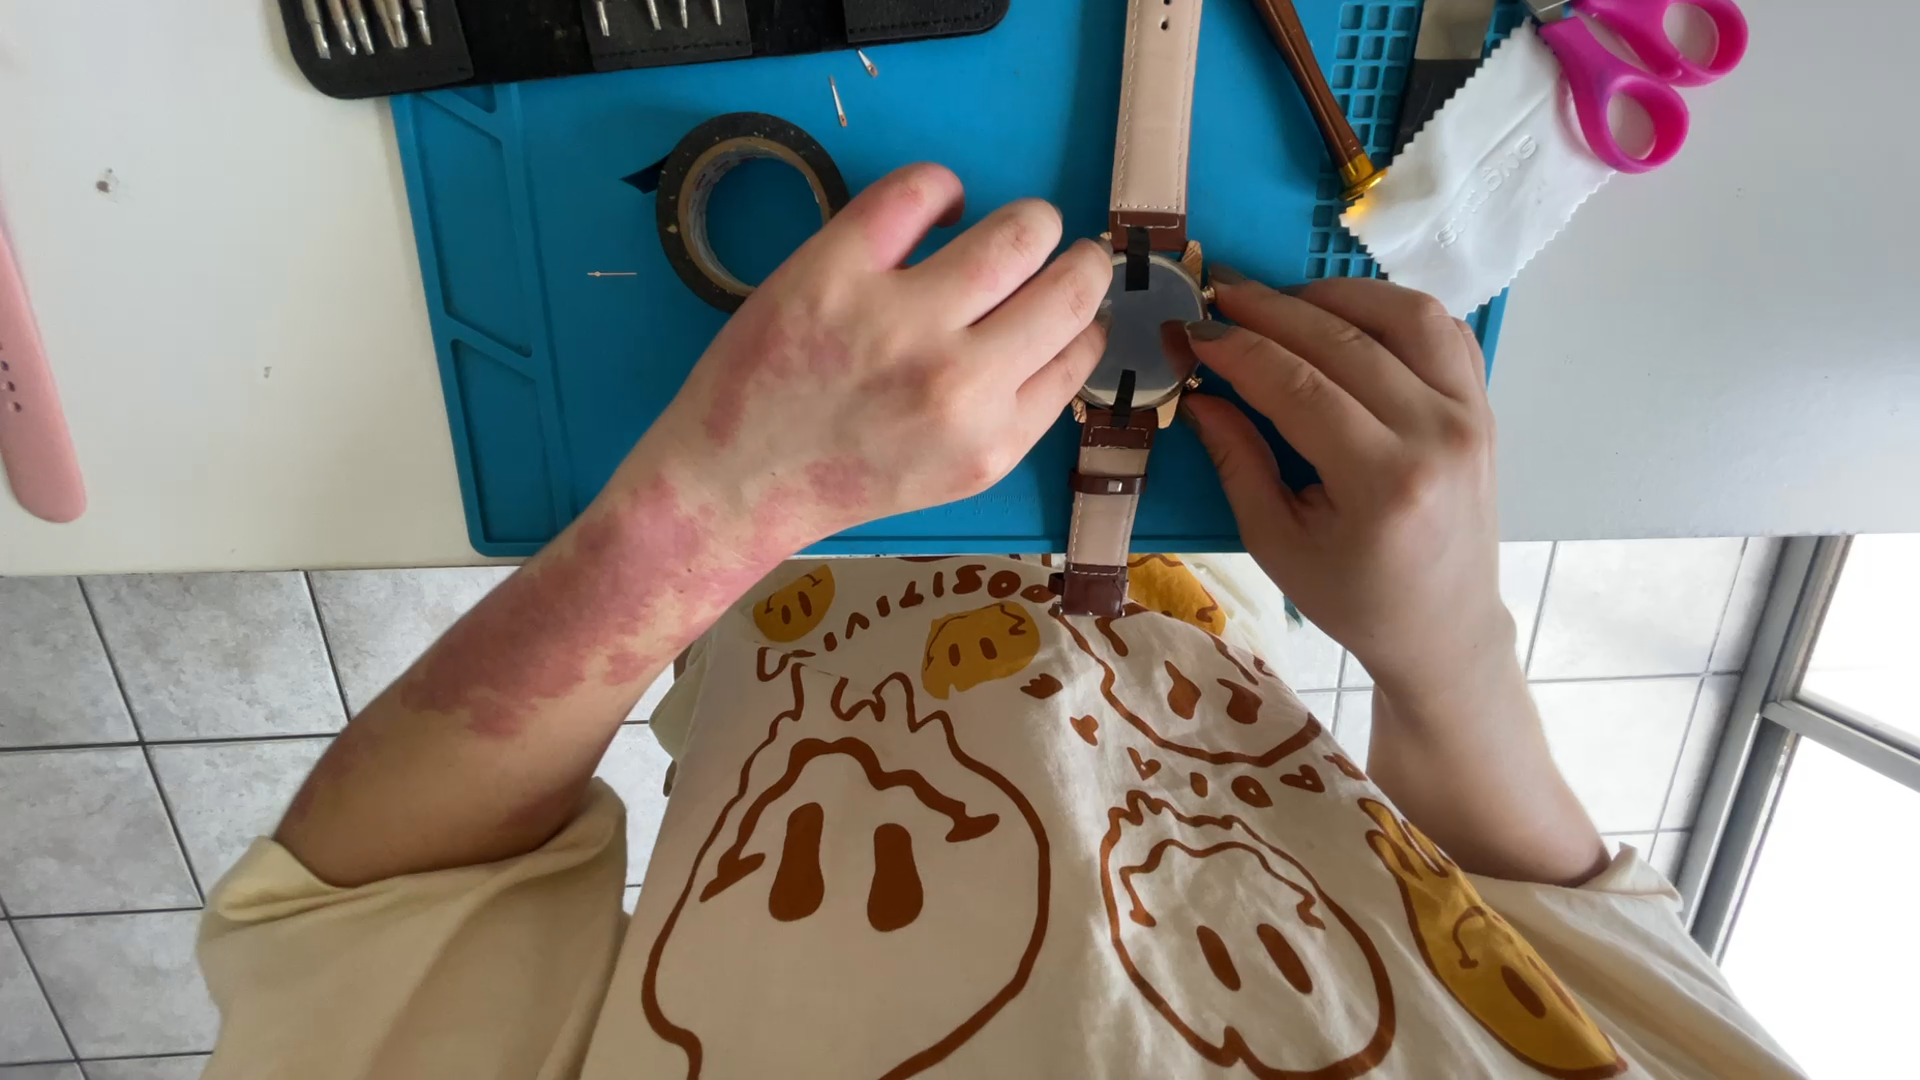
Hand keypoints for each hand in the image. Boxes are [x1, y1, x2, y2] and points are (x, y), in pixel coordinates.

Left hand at [641, 163, 1110, 552]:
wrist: (742, 482)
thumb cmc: (851, 478)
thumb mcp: (958, 472)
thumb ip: (1022, 411)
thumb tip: (1073, 330)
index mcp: (994, 436)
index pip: (1082, 347)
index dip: (1086, 316)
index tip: (1069, 305)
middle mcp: (960, 380)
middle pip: (1072, 284)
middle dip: (1079, 261)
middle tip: (1052, 258)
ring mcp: (898, 320)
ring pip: (1019, 229)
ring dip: (1030, 223)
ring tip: (1001, 237)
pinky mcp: (835, 270)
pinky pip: (922, 187)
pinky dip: (942, 189)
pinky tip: (936, 212)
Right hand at [1180, 274, 1508, 704]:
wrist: (1441, 625)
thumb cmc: (1350, 597)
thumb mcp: (1275, 542)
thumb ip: (1238, 462)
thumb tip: (1199, 396)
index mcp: (1382, 481)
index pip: (1297, 385)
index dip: (1237, 349)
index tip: (1192, 329)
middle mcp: (1437, 434)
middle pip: (1344, 341)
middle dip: (1270, 309)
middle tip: (1218, 293)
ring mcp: (1470, 413)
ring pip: (1403, 315)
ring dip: (1332, 295)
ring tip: (1277, 300)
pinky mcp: (1482, 406)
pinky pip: (1440, 330)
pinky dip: (1387, 308)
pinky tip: (1341, 314)